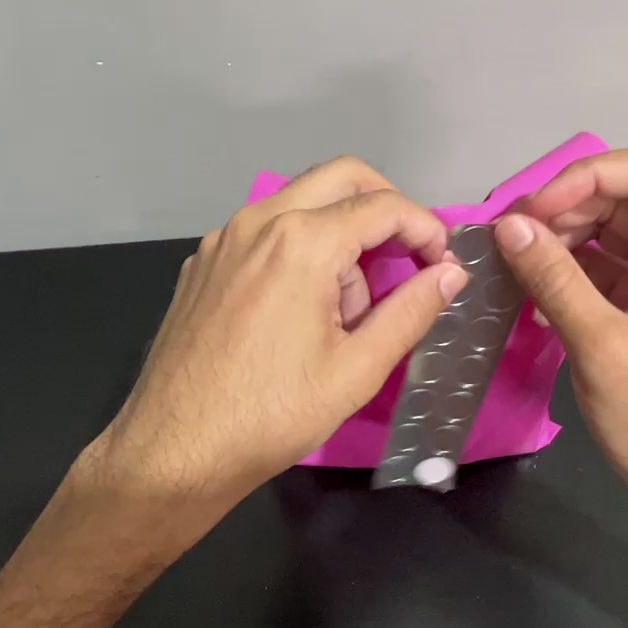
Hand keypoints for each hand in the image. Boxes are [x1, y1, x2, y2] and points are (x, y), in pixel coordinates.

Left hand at [96, 156, 467, 508]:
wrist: (176, 450)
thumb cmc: (273, 415)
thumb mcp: (356, 370)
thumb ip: (411, 312)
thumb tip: (451, 273)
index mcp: (301, 242)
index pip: (383, 206)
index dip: (426, 228)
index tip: (442, 264)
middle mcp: (256, 222)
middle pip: (340, 178)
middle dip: (385, 209)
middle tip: (406, 259)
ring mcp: (221, 240)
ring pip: (299, 203)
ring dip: (339, 234)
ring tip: (344, 310)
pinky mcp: (201, 265)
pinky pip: (263, 233)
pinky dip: (297, 250)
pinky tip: (297, 312)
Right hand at [493, 146, 627, 538]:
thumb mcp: (602, 346)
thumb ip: (554, 279)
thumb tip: (508, 227)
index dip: (588, 176)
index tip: (531, 208)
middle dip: (566, 206)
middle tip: (509, 232)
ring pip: (612, 227)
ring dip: (561, 236)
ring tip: (513, 256)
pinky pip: (604, 264)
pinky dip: (567, 268)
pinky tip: (530, 283)